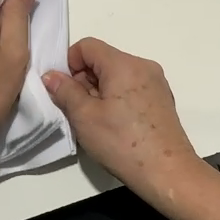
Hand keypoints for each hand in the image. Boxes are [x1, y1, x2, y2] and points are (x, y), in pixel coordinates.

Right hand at [41, 38, 207, 203]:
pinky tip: (115, 126)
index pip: (87, 46)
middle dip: (84, 80)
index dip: (69, 64)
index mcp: (124, 64)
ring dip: (99, 92)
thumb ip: (65, 91)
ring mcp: (156, 83)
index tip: (66, 91)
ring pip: (115, 75)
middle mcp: (143, 66)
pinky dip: (116, 99)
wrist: (168, 173)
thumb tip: (51, 75)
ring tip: (96, 122)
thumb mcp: (84, 117)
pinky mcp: (161, 100)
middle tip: (78, 111)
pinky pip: (130, 88)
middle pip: (102, 60)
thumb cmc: (122, 143)